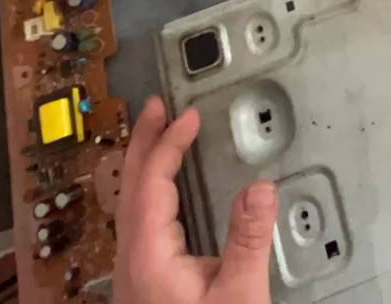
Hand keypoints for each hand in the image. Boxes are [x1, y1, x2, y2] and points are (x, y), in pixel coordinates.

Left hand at [115, 98, 277, 303]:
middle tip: (155, 107)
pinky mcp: (146, 287)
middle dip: (141, 145)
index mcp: (149, 260)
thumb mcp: (238, 300)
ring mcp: (136, 277)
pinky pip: (143, 221)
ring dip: (144, 165)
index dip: (167, 145)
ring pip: (132, 207)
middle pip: (129, 191)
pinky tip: (167, 191)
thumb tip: (261, 184)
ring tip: (160, 135)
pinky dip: (152, 190)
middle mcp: (134, 264)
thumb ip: (248, 241)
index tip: (189, 116)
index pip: (151, 186)